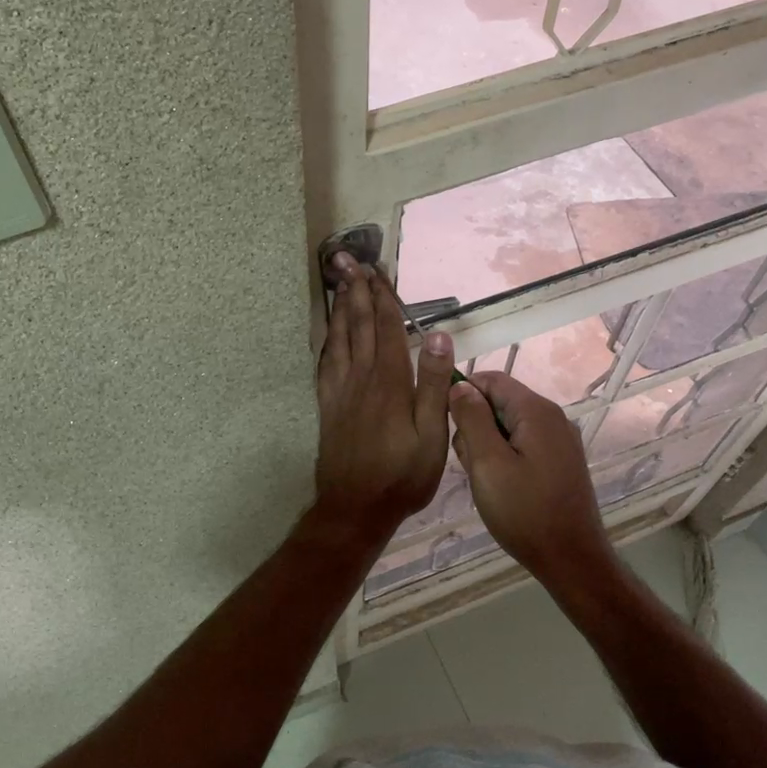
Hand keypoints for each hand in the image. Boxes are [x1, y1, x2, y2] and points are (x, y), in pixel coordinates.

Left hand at [311, 254, 455, 539]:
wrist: (354, 507)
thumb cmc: (402, 476)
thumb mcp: (433, 436)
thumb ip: (435, 385)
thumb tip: (440, 336)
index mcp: (391, 382)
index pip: (388, 329)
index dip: (382, 298)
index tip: (375, 269)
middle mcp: (362, 378)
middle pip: (359, 325)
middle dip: (355, 291)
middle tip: (346, 260)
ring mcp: (341, 391)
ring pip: (339, 339)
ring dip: (340, 308)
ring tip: (338, 283)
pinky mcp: (328, 405)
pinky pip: (326, 363)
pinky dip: (327, 340)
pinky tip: (328, 332)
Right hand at [447, 371, 611, 575]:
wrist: (571, 559)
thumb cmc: (524, 512)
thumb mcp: (487, 463)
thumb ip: (472, 418)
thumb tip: (460, 385)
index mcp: (536, 411)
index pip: (491, 379)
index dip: (462, 394)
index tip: (447, 425)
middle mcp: (553, 417)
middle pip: (499, 402)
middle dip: (475, 425)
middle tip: (470, 463)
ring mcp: (559, 440)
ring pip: (508, 426)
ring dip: (487, 445)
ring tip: (483, 480)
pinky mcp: (560, 461)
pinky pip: (522, 444)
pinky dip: (504, 458)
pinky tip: (499, 486)